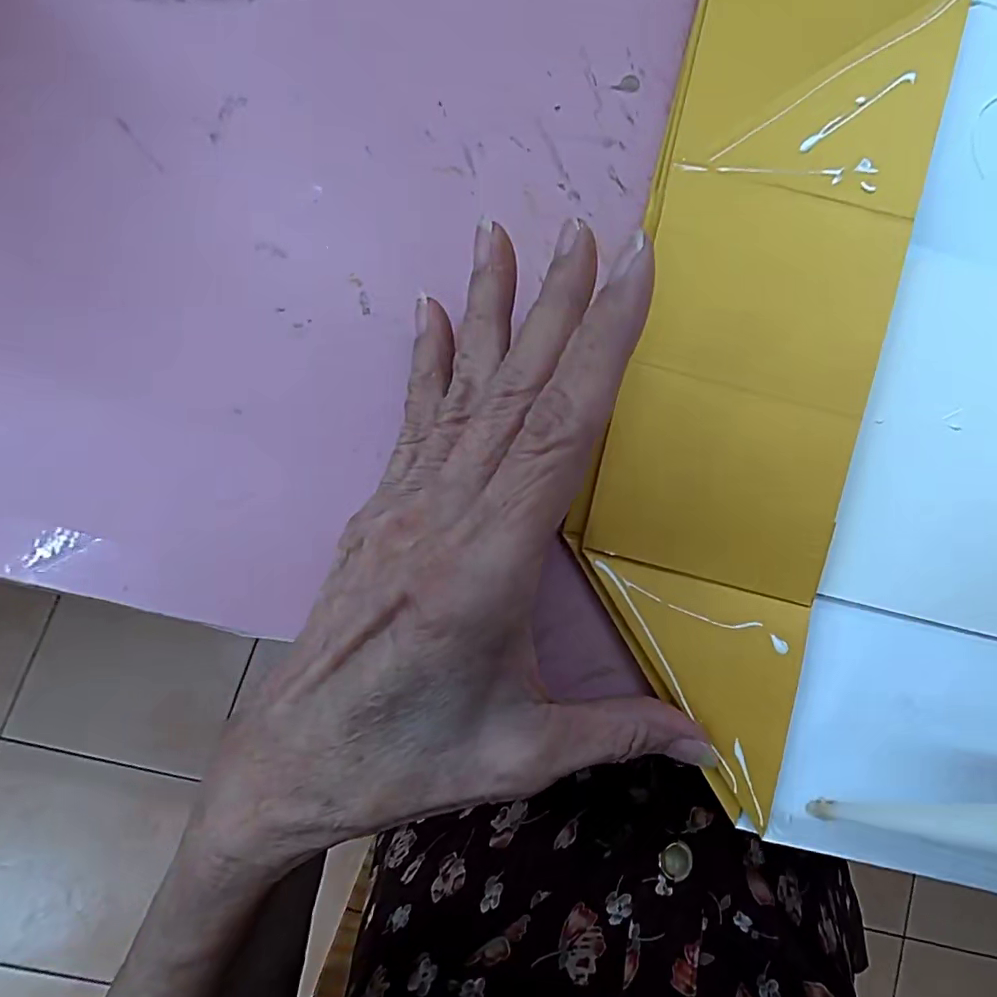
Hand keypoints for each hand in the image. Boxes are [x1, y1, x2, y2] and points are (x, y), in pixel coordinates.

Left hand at [195, 219, 712, 872]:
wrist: (289, 765)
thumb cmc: (407, 760)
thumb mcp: (522, 757)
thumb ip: (618, 734)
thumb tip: (707, 746)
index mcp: (488, 563)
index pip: (561, 430)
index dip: (601, 345)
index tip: (629, 270)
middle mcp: (444, 514)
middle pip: (514, 391)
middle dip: (558, 305)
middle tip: (586, 232)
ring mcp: (404, 506)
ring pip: (461, 392)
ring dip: (490, 312)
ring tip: (504, 238)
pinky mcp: (382, 513)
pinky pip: (414, 423)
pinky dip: (428, 363)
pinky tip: (430, 315)